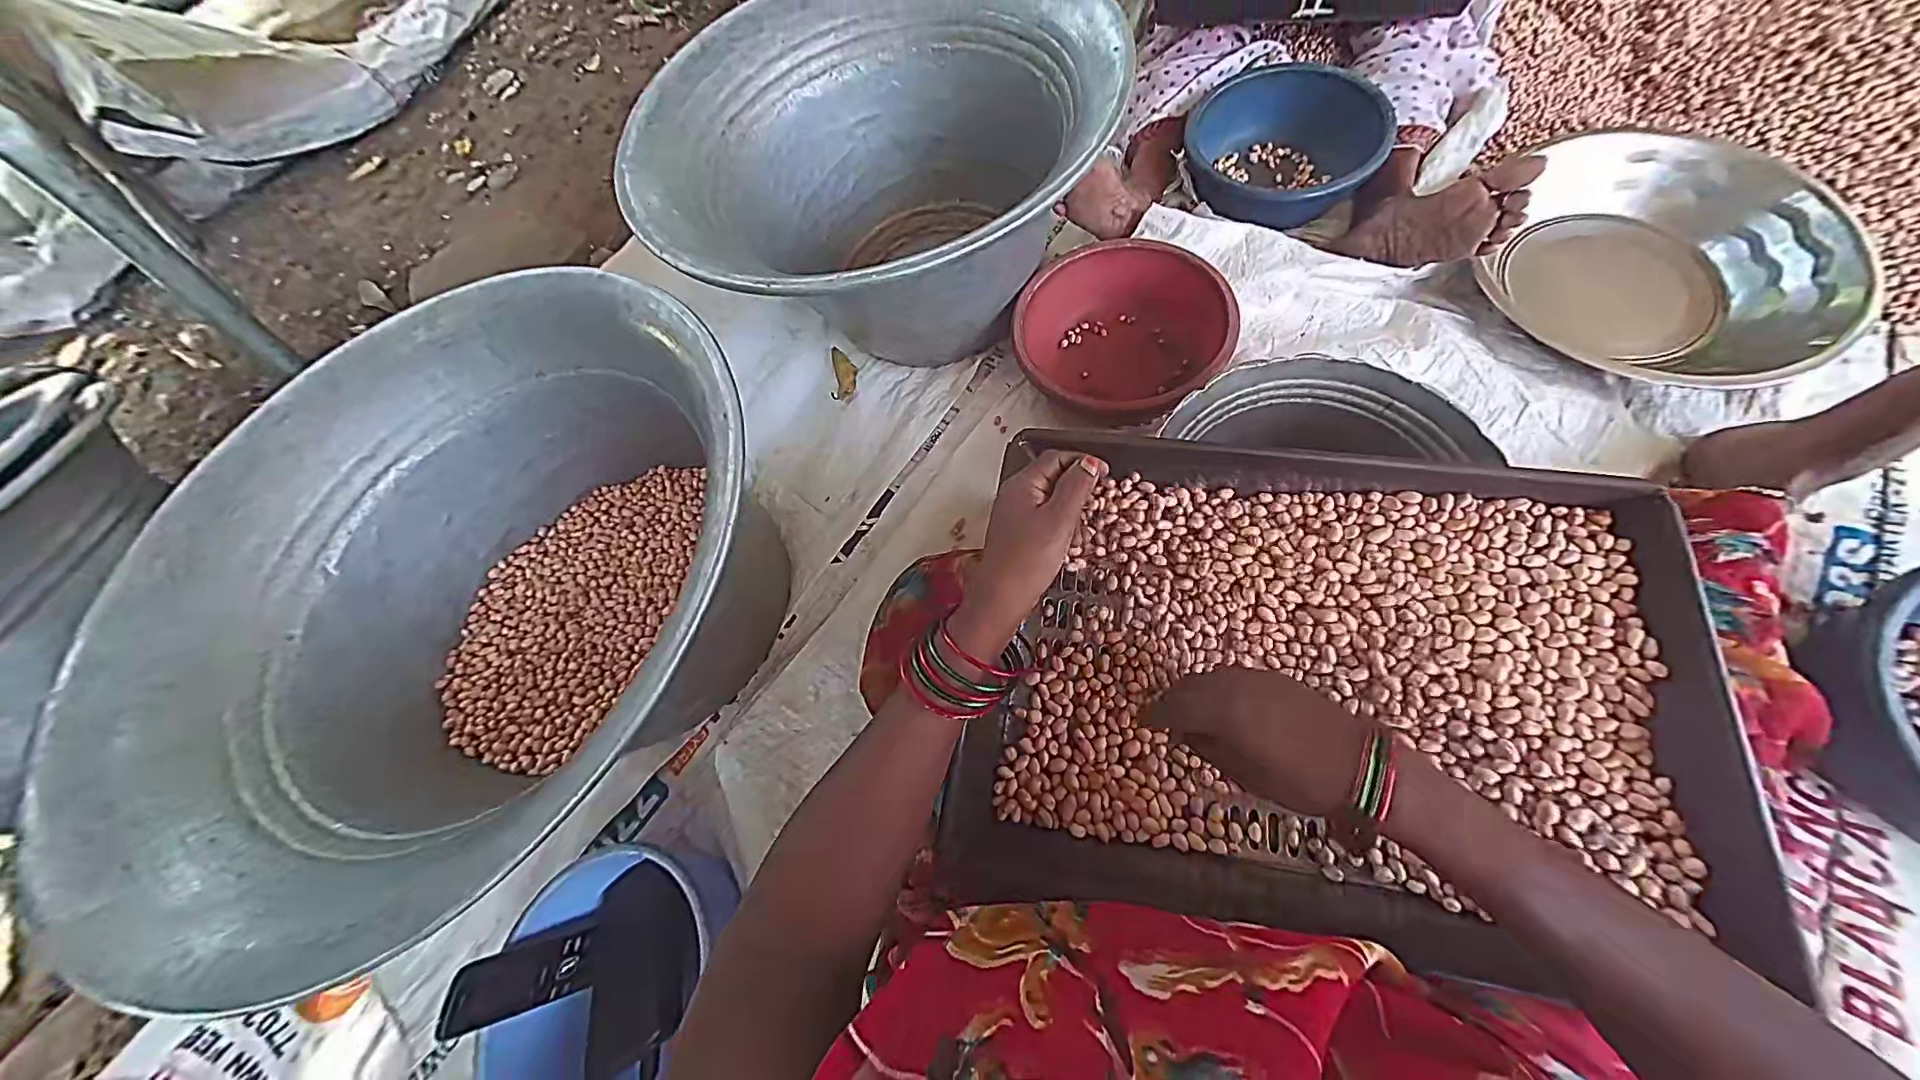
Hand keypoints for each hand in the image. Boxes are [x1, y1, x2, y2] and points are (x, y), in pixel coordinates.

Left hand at [948, 450, 1106, 654]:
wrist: (1001, 598)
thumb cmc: (1027, 561)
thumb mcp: (1060, 519)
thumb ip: (1076, 486)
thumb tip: (1090, 462)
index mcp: (1022, 484)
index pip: (1056, 457)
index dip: (1083, 461)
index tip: (1106, 473)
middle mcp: (1014, 495)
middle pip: (1052, 476)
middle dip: (1078, 485)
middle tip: (1100, 498)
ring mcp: (1014, 514)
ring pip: (1050, 499)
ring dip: (1071, 507)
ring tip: (1087, 522)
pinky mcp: (1018, 533)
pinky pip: (1044, 518)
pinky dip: (1061, 523)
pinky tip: (1070, 539)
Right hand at [1145, 667, 1375, 817]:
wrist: (1363, 766)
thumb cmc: (1302, 781)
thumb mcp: (1247, 774)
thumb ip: (1208, 748)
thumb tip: (1184, 734)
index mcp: (1224, 711)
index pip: (1175, 706)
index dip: (1155, 714)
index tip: (1143, 722)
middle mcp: (1235, 685)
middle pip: (1189, 686)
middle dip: (1171, 701)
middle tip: (1164, 719)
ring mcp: (1257, 678)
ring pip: (1210, 677)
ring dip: (1193, 692)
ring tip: (1191, 714)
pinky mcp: (1276, 679)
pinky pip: (1232, 677)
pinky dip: (1217, 688)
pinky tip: (1223, 707)